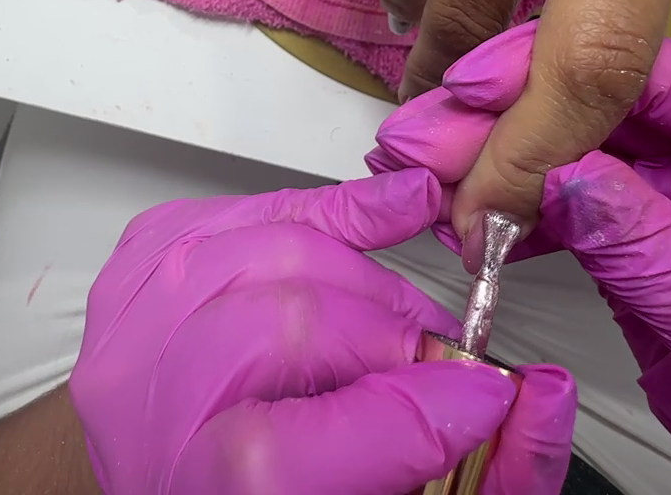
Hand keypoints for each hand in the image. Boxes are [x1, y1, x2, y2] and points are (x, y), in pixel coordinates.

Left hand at [69, 170, 576, 493]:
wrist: (167, 451)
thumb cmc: (253, 480)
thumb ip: (477, 474)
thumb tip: (537, 397)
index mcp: (185, 484)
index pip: (275, 452)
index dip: (400, 417)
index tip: (481, 395)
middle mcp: (140, 394)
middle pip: (277, 327)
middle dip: (386, 331)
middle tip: (439, 353)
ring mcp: (133, 310)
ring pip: (269, 248)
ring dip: (359, 271)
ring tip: (399, 309)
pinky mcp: (149, 250)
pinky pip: (249, 203)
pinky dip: (327, 206)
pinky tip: (385, 210)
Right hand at [372, 26, 670, 494]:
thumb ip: (652, 250)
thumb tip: (557, 168)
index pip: (669, 78)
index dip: (565, 70)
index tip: (477, 83)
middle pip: (599, 108)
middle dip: (501, 121)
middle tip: (420, 135)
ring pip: (566, 153)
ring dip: (488, 164)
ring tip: (417, 172)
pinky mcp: (637, 237)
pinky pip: (560, 205)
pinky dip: (505, 212)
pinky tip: (462, 221)